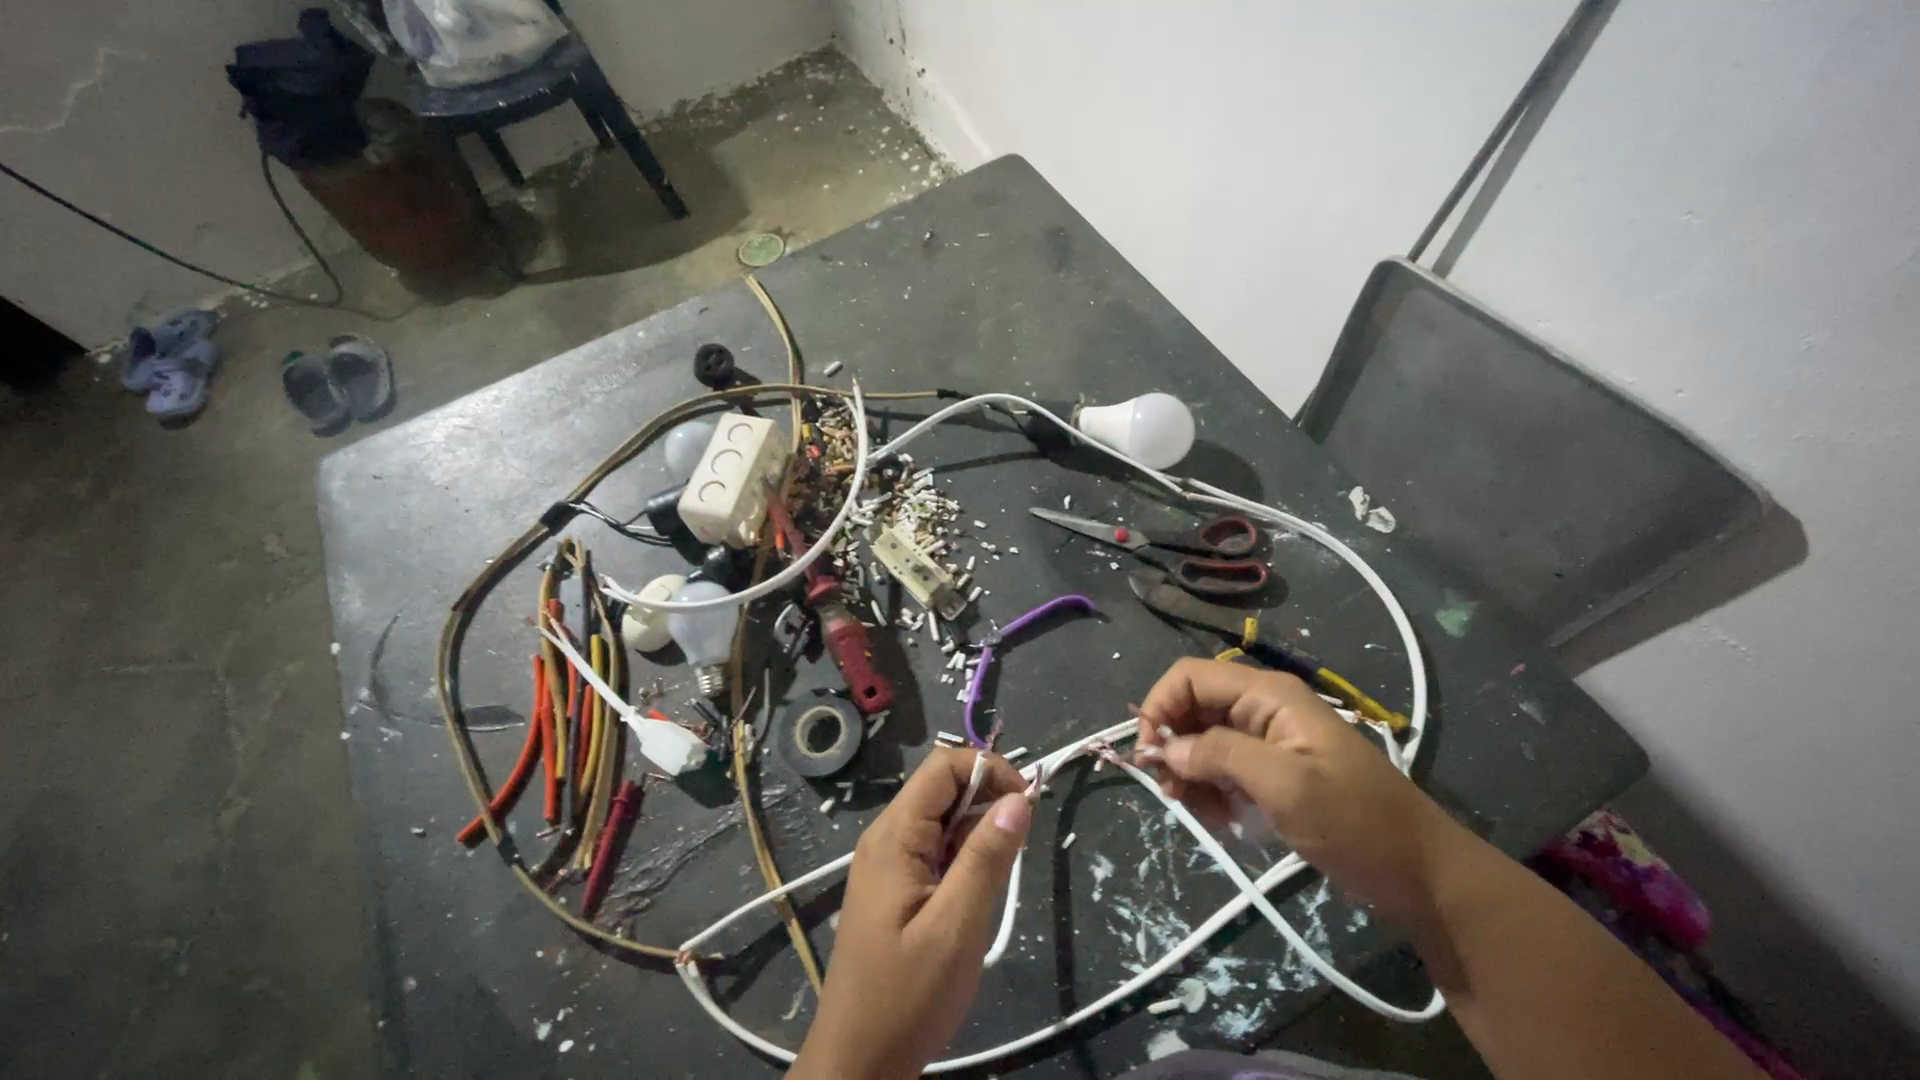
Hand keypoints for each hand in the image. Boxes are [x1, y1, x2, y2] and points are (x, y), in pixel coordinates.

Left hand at [789, 748, 1032, 1079]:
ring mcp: (888, 863)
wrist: (859, 1059)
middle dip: (987, 804)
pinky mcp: (895, 887)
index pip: (942, 768)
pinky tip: (974, 899)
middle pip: (943, 790)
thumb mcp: (957, 926)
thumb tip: (1020, 797)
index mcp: (894, 837)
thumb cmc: (908, 996)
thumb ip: (988, 857)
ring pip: (943, 821)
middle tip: (1017, 852)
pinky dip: (964, 861)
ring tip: (993, 886)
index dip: (989, 770)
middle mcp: (886, 838)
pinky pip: (935, 851)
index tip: (1028, 803)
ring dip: (978, 837)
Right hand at [1134, 658, 1466, 920]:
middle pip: (1191, 709)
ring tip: (1207, 817)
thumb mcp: (1286, 785)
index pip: (1189, 677)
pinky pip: (1222, 771)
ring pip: (1201, 743)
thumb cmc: (1357, 821)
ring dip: (1191, 777)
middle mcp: (1262, 708)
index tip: (1148, 757)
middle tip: (1174, 795)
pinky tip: (1224, 822)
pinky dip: (1211, 794)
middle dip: (1174, 748)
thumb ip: (1221, 755)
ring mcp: (1267, 742)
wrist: (1418, 872)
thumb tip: (1167, 749)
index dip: (1158, 708)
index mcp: (1268, 695)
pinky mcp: (1272, 773)